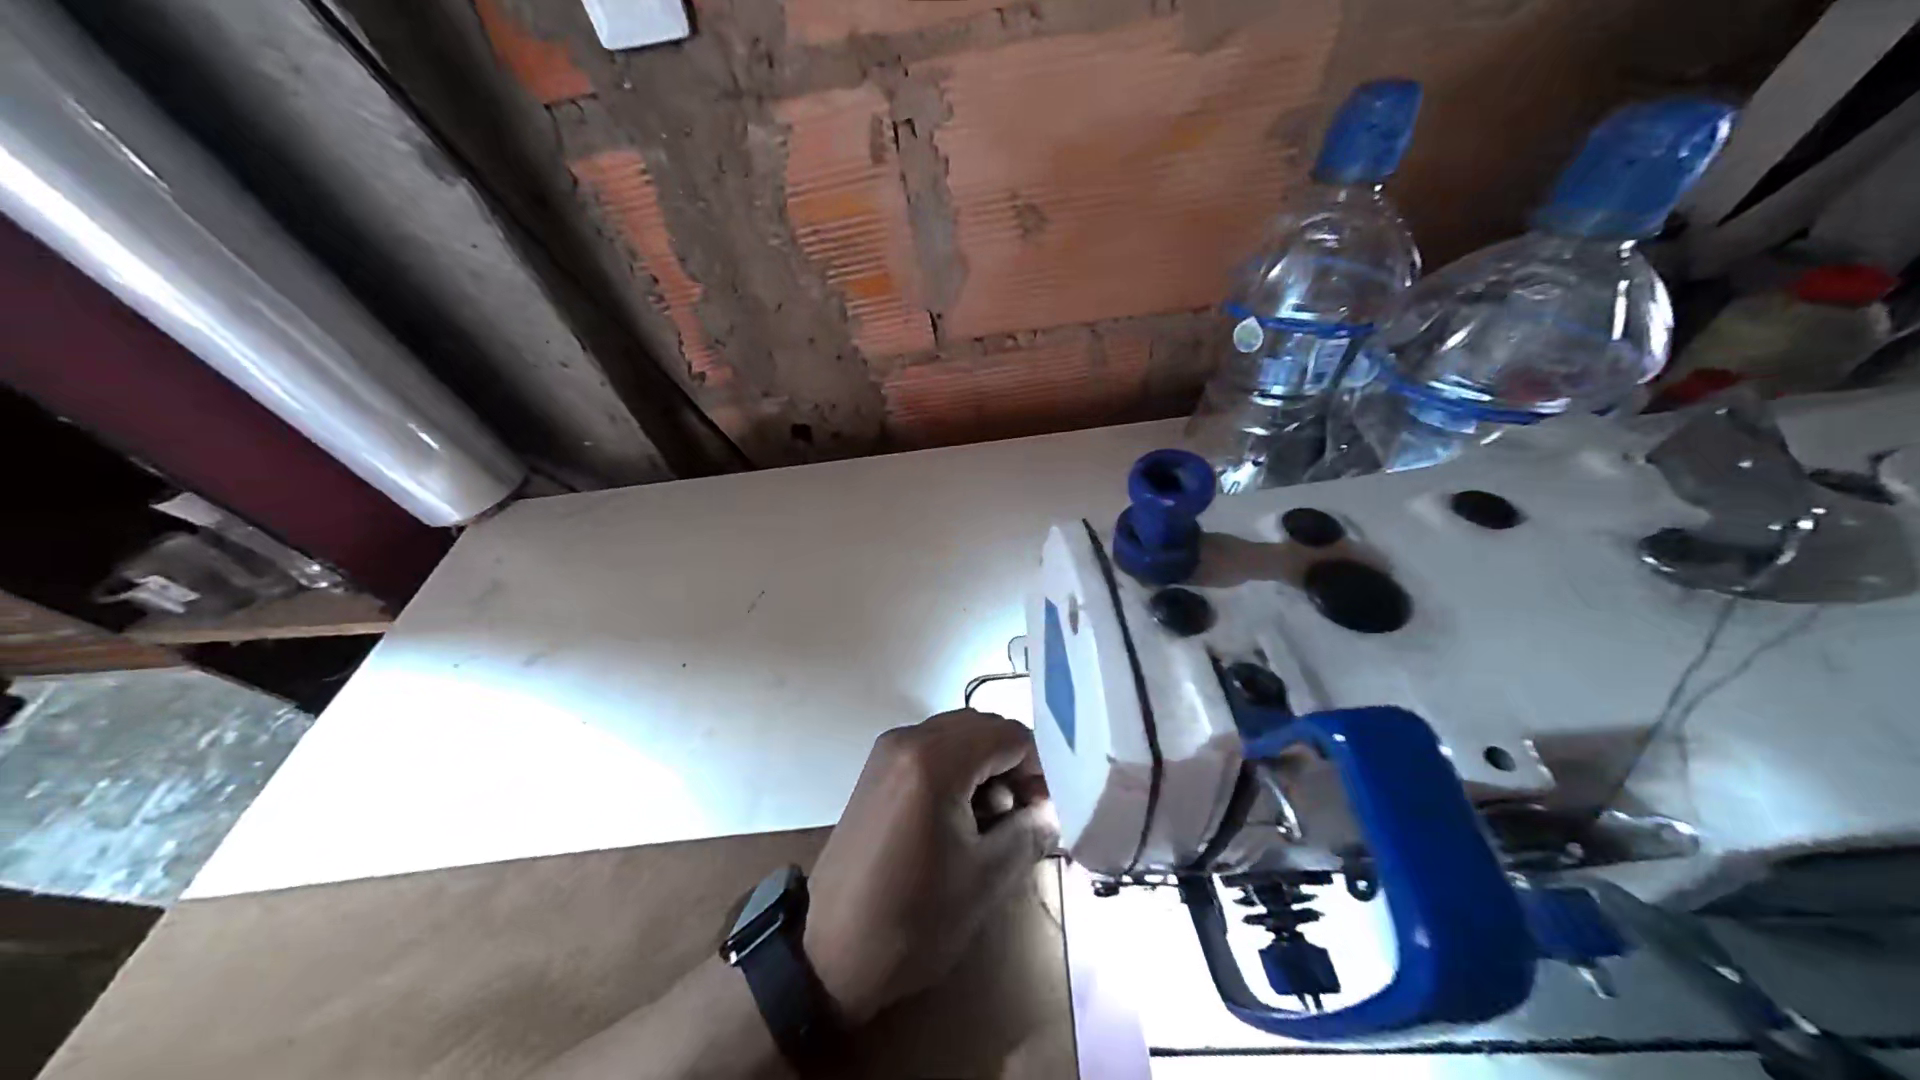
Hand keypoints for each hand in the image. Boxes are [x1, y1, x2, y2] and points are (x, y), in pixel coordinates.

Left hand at [803, 709, 1058, 1024]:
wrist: (830, 952)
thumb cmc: (914, 917)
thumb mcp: (987, 877)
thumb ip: (1030, 830)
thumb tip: (1050, 809)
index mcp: (934, 758)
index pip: (1010, 735)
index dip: (1039, 768)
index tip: (1047, 809)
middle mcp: (908, 738)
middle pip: (982, 728)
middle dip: (1012, 765)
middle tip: (1024, 815)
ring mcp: (887, 751)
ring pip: (957, 737)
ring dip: (985, 768)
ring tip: (991, 822)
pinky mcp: (877, 770)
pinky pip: (932, 751)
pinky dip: (957, 771)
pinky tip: (959, 818)